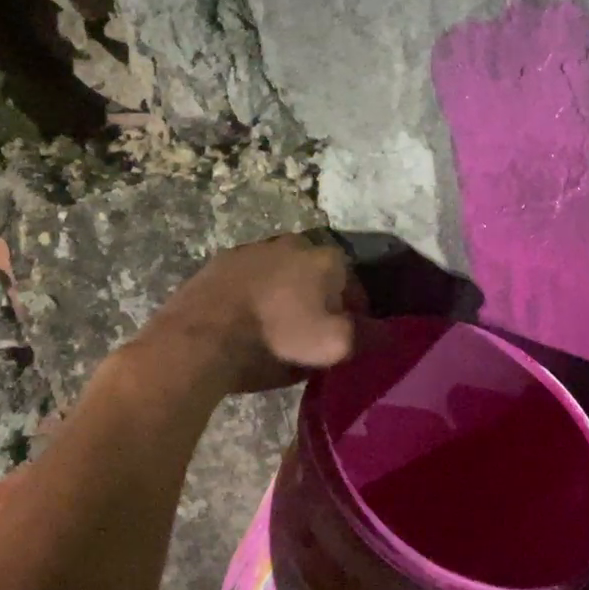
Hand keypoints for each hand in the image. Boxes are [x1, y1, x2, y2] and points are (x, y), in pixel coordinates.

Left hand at [131, 234, 356, 396]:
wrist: (199, 340)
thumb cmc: (276, 340)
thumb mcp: (334, 347)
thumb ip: (369, 336)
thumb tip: (389, 333)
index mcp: (328, 258)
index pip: (355, 288)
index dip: (354, 317)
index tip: (343, 341)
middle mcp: (294, 242)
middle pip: (318, 277)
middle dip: (319, 300)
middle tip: (309, 336)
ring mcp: (252, 248)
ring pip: (283, 274)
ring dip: (285, 295)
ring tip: (276, 330)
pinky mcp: (218, 262)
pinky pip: (249, 280)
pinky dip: (254, 296)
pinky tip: (246, 322)